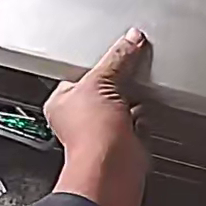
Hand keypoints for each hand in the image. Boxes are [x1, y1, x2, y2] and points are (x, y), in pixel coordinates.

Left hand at [46, 28, 151, 205]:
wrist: (113, 166)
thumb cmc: (91, 133)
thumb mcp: (101, 80)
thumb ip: (118, 58)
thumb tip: (132, 39)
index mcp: (61, 102)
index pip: (79, 75)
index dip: (96, 65)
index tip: (113, 54)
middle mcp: (79, 119)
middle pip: (103, 90)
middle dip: (118, 84)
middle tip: (127, 74)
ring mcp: (102, 132)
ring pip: (121, 108)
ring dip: (132, 102)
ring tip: (137, 94)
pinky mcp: (124, 143)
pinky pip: (137, 124)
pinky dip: (143, 119)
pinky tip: (144, 114)